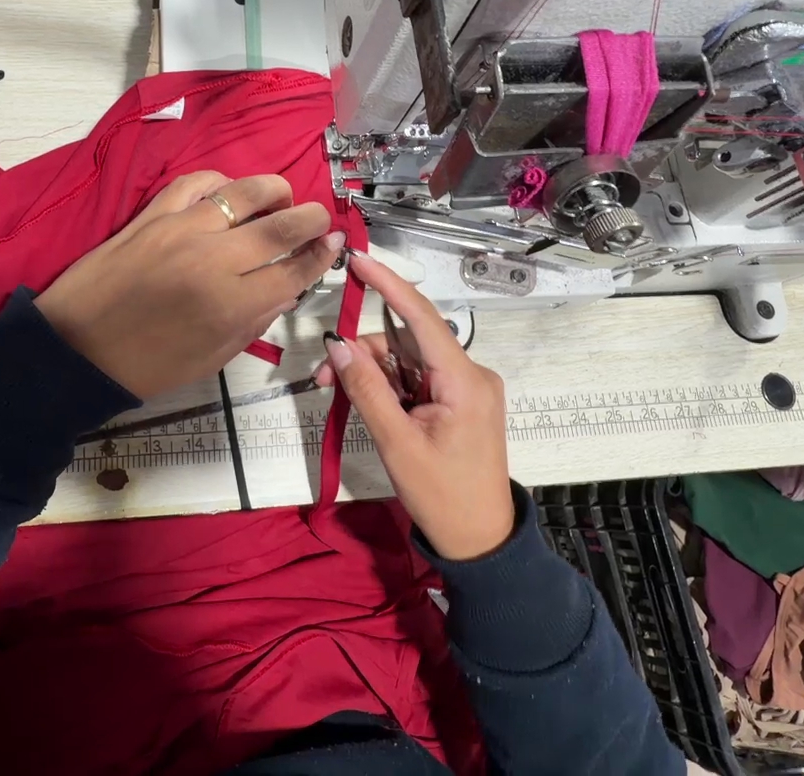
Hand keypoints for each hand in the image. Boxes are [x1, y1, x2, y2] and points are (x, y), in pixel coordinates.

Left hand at [37, 171, 342, 399]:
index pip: (293, 271)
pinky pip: (194, 183)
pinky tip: (228, 191)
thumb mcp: (211, 358)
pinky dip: (219, 181)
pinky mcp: (151, 214)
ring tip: (281, 196)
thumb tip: (287, 289)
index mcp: (230, 305)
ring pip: (241, 192)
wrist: (75, 349)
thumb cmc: (146, 366)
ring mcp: (180, 230)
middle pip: (278, 226)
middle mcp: (212, 260)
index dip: (321, 256)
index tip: (336, 244)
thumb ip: (254, 321)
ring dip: (272, 189)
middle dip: (309, 218)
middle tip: (320, 217)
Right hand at [316, 251, 513, 559]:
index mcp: (465, 380)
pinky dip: (389, 385)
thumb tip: (337, 344)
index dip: (389, 284)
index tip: (359, 260)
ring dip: (372, 372)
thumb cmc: (442, 496)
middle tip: (324, 377)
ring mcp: (467, 388)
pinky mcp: (459, 402)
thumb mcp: (396, 442)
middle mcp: (470, 374)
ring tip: (339, 394)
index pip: (422, 317)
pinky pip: (417, 379)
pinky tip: (368, 401)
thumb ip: (366, 388)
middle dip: (363, 352)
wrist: (480, 542)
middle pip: (407, 341)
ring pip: (408, 360)